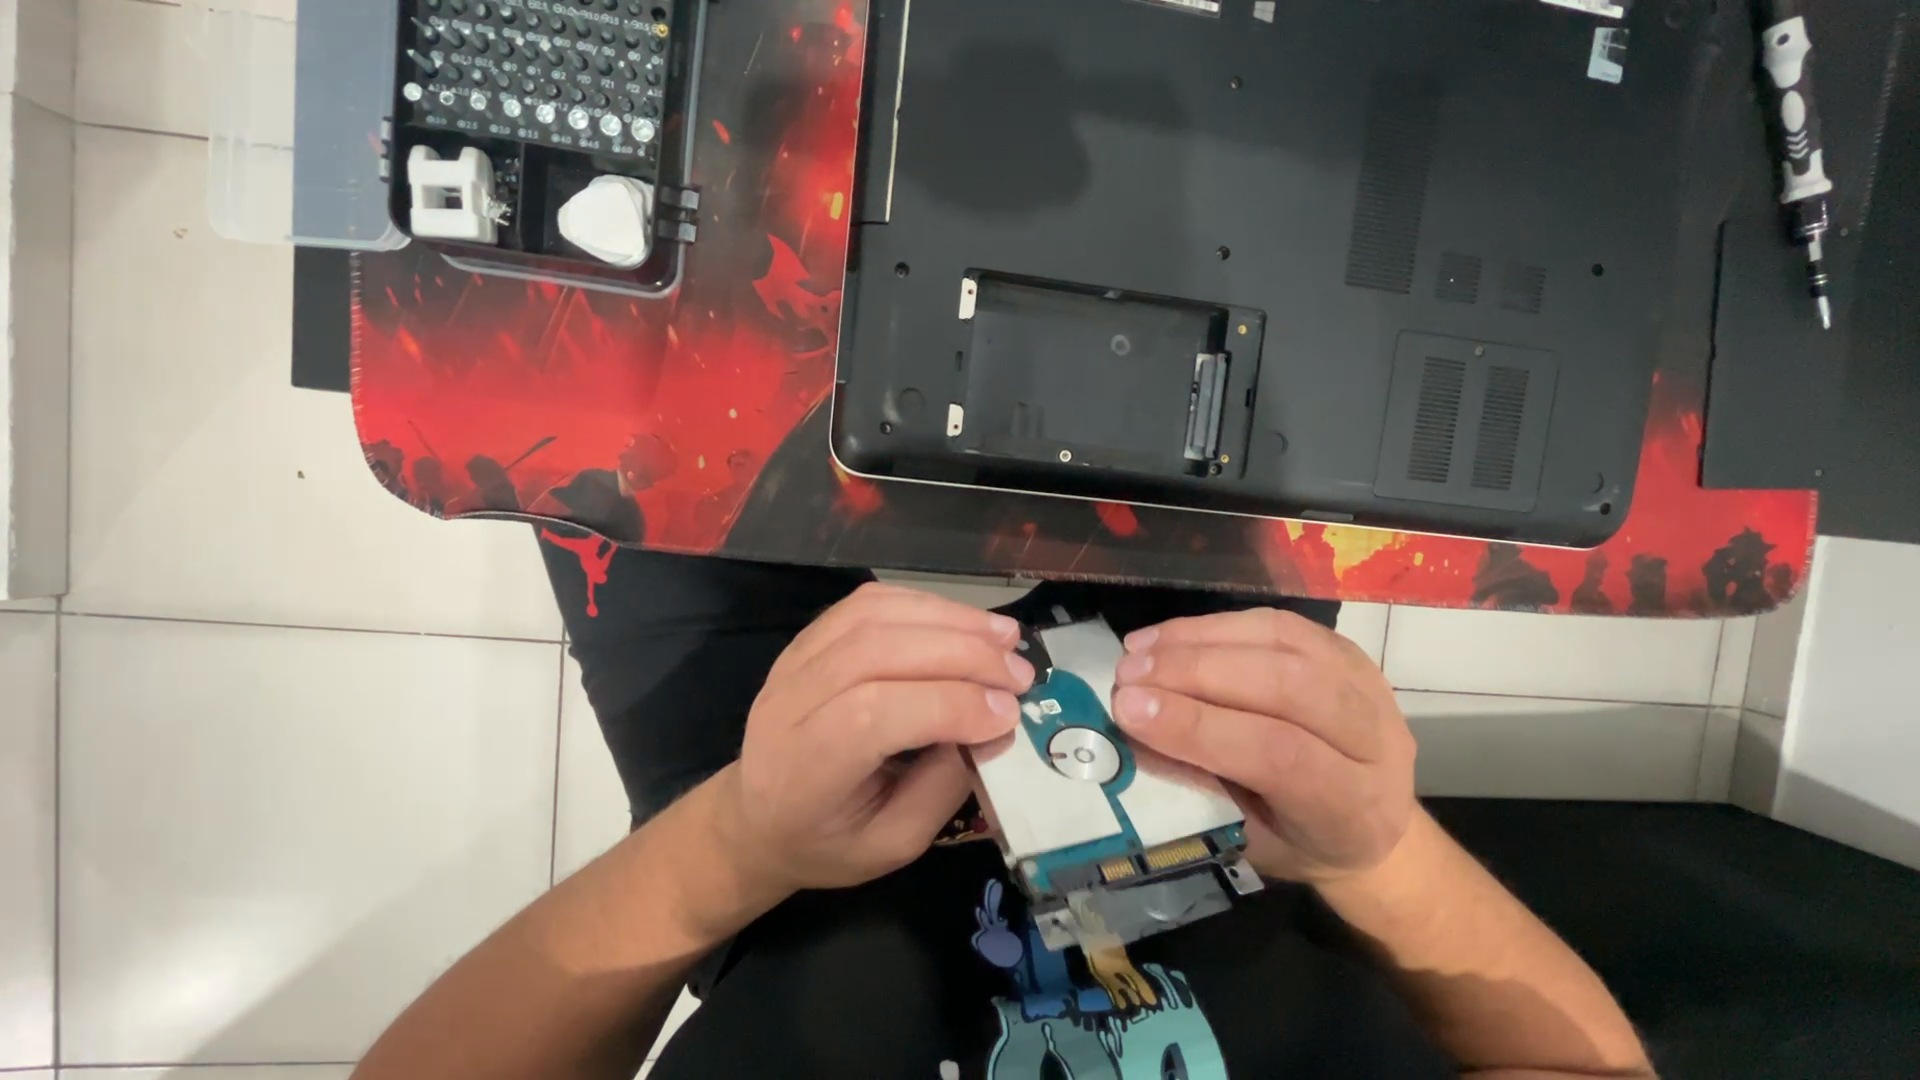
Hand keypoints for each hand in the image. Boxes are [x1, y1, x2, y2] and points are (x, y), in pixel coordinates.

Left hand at [711, 582, 1035, 894]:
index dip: (947, 705)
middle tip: (1020, 673)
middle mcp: (789, 702)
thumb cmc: (828, 840)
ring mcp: (794, 660)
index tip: (1008, 714)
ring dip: (950, 619)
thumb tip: (996, 726)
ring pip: (874, 615)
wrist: (759, 814)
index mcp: (803, 769)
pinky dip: (925, 604)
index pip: (872, 714)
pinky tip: (965, 622)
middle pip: (875, 652)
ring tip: (1006, 637)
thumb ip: (943, 787)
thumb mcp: (893, 844)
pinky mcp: (808, 638)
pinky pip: (869, 603)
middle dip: (962, 655)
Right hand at [1109, 608, 1414, 884]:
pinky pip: (1277, 624)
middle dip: (1194, 674)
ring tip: (1137, 651)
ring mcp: (1368, 686)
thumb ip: (1201, 789)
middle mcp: (1375, 740)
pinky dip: (1215, 626)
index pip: (1278, 754)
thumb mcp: (1247, 840)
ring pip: (1282, 642)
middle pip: (1286, 686)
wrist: (1372, 831)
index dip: (1198, 726)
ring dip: (1198, 641)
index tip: (1128, 710)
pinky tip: (1167, 637)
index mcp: (1353, 807)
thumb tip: (1133, 732)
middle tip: (1126, 676)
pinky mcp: (1348, 652)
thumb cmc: (1296, 843)